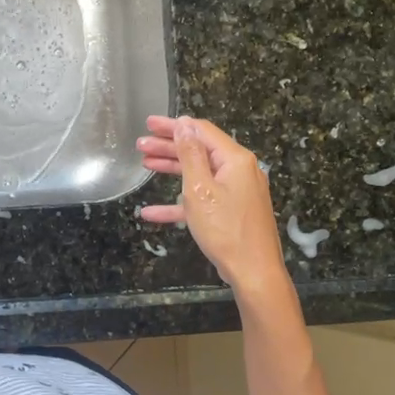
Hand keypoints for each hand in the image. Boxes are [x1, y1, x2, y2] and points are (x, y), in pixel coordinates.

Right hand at [137, 115, 290, 300]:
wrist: (253, 271)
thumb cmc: (225, 229)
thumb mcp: (200, 189)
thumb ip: (190, 154)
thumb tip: (184, 125)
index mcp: (235, 160)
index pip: (201, 131)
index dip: (174, 125)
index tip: (150, 123)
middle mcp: (238, 170)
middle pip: (199, 151)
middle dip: (168, 147)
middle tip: (141, 144)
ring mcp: (235, 191)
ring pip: (198, 174)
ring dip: (171, 169)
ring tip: (145, 164)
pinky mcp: (230, 210)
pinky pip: (201, 200)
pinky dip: (178, 203)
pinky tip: (151, 211)